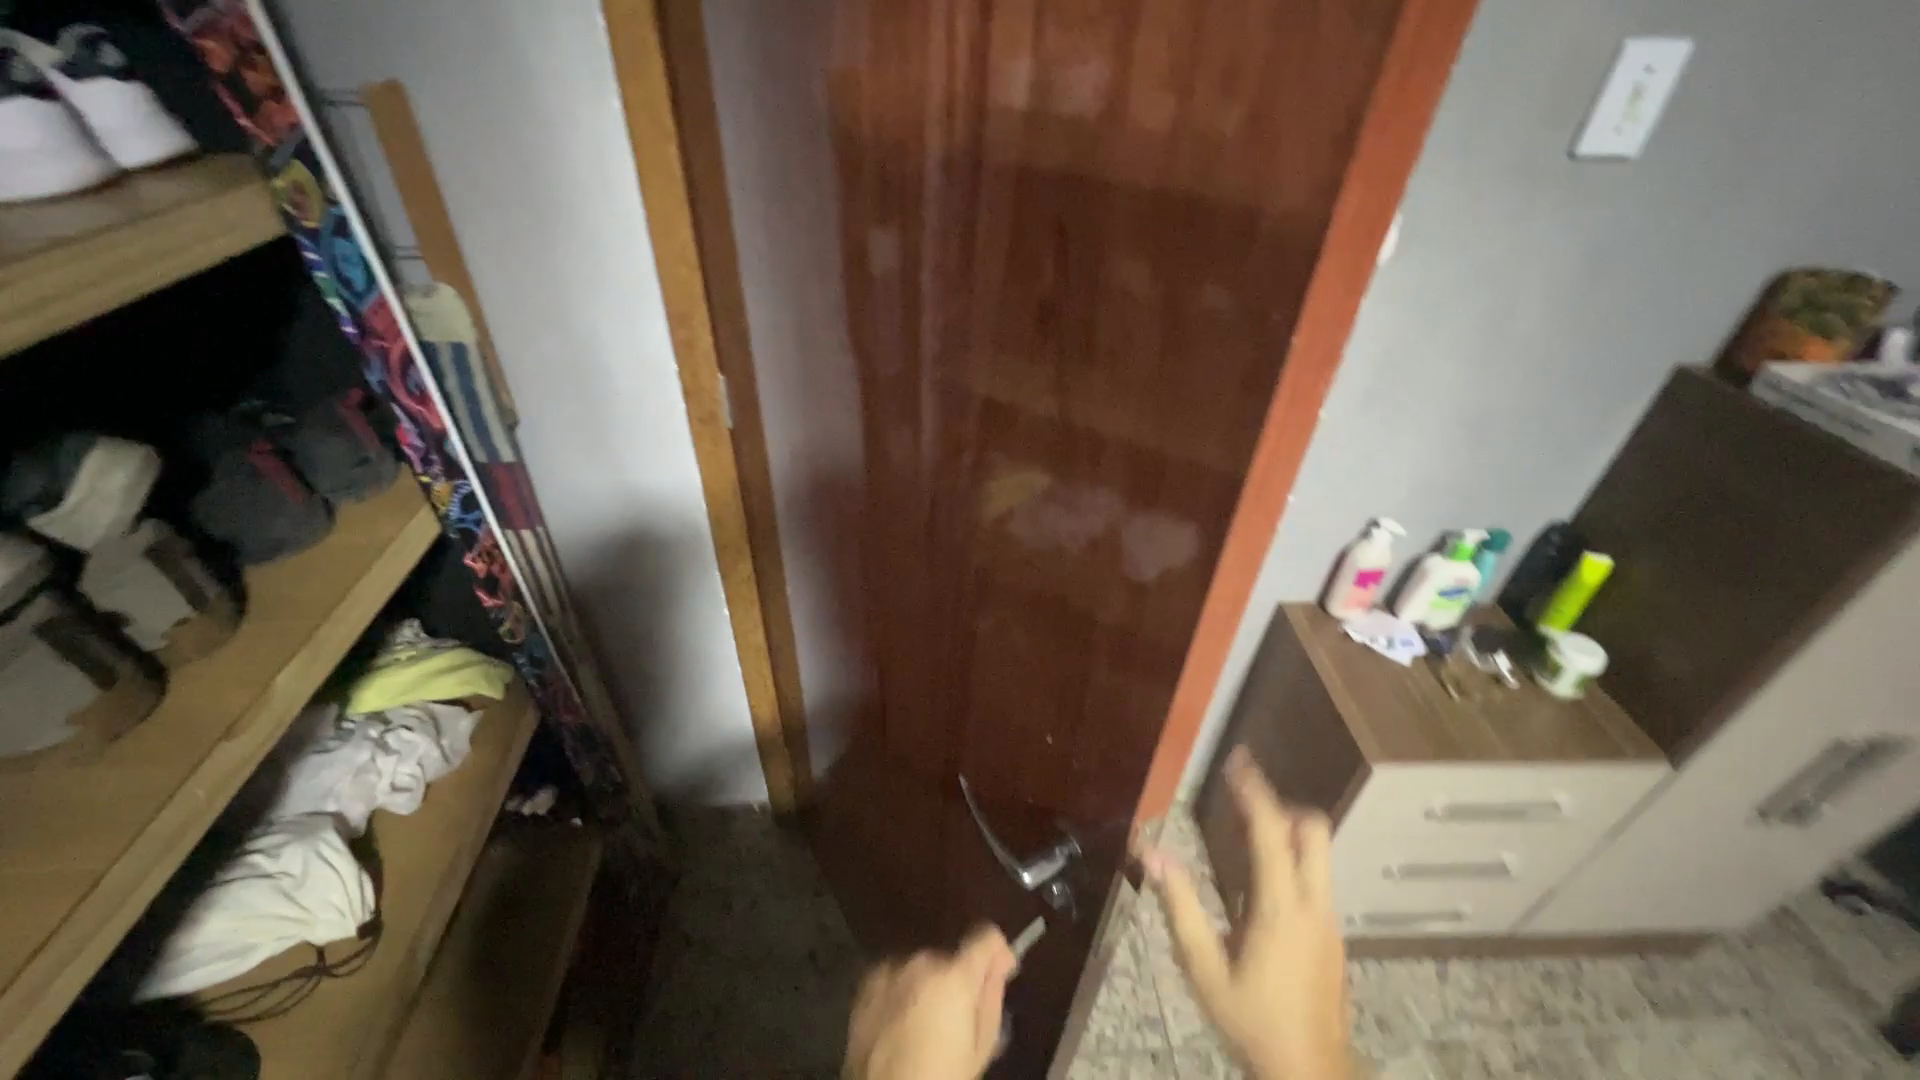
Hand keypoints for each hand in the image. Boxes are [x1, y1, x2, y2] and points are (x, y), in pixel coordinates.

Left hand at [843, 923, 1017, 1079]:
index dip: (996, 952)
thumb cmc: (941, 1075)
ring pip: (923, 966)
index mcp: (955, 976)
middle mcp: (922, 961)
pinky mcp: (867, 982)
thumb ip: (993, 995)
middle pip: (952, 958)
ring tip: (924, 1025)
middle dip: (958, 980)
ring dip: (929, 985)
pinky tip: (900, 1023)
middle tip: (955, 1020)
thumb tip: (1000, 961)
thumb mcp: (981, 1047)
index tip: (999, 972)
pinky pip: (897, 976)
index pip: (986, 936)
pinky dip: (904, 991)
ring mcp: (890, 968)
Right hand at [1144, 748, 1352, 1079]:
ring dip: (1287, 835)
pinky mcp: (1333, 937)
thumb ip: (1180, 906)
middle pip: (1314, 831)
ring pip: (1319, 855)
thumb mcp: (1202, 967)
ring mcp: (1329, 920)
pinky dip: (1293, 864)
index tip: (1238, 761)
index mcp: (1280, 908)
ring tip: (1245, 838)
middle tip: (1244, 805)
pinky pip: (1317, 880)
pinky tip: (1260, 891)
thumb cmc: (1250, 1018)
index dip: (1255, 791)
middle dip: (1282, 807)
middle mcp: (1313, 904)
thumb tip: (1152, 852)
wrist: (1309, 1070)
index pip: (1272, 831)